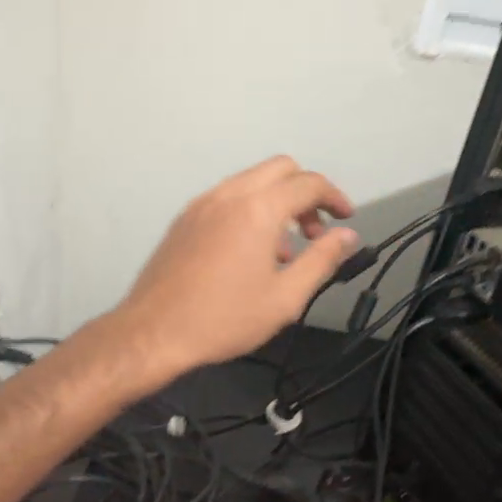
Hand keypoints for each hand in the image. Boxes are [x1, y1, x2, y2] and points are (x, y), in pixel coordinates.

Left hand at [111, 156, 358, 378]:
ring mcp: (201, 204)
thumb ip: (322, 260)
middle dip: (305, 192)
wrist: (154, 332)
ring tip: (284, 251)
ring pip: (251, 181)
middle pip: (280, 169)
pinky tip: (250, 253)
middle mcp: (229, 194)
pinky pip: (227, 198)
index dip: (335, 198)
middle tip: (315, 232)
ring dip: (277, 201)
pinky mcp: (184, 219)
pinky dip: (250, 209)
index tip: (346, 220)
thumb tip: (347, 236)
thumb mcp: (285, 297)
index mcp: (258, 209)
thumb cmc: (224, 319)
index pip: (308, 183)